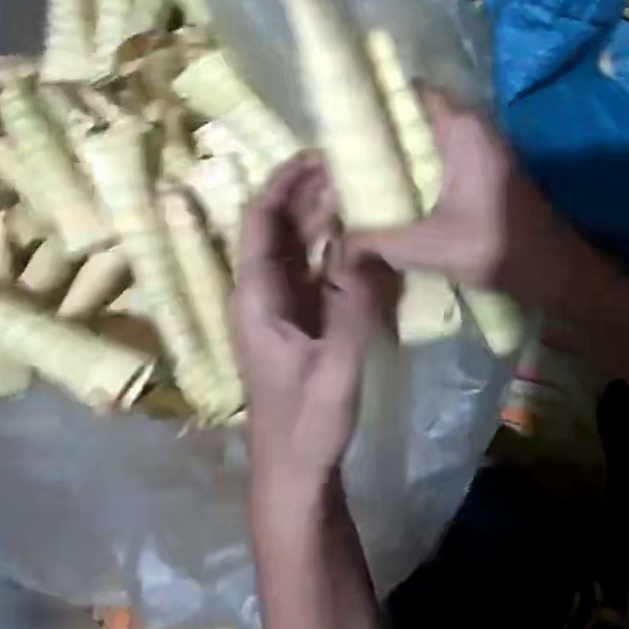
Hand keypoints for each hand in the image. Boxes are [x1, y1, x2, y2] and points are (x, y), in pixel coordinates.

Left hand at [231, 153, 396, 498]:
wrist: (295, 472)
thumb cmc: (307, 423)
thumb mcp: (336, 367)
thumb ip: (356, 307)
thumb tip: (372, 247)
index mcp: (256, 298)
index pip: (261, 223)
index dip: (282, 183)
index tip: (315, 155)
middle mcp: (264, 293)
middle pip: (280, 226)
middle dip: (308, 191)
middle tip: (350, 162)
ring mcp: (284, 305)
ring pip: (299, 244)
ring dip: (324, 214)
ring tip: (360, 185)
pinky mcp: (304, 318)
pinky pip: (317, 267)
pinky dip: (337, 244)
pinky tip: (364, 232)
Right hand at [346, 88, 590, 313]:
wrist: (553, 269)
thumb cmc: (495, 246)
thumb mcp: (427, 247)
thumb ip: (377, 242)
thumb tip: (336, 245)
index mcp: (463, 131)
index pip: (418, 92)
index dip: (384, 96)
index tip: (348, 111)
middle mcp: (477, 129)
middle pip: (423, 114)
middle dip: (388, 127)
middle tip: (346, 147)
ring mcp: (487, 148)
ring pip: (437, 136)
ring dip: (407, 148)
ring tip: (364, 166)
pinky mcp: (491, 169)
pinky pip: (450, 153)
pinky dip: (426, 163)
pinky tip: (400, 188)